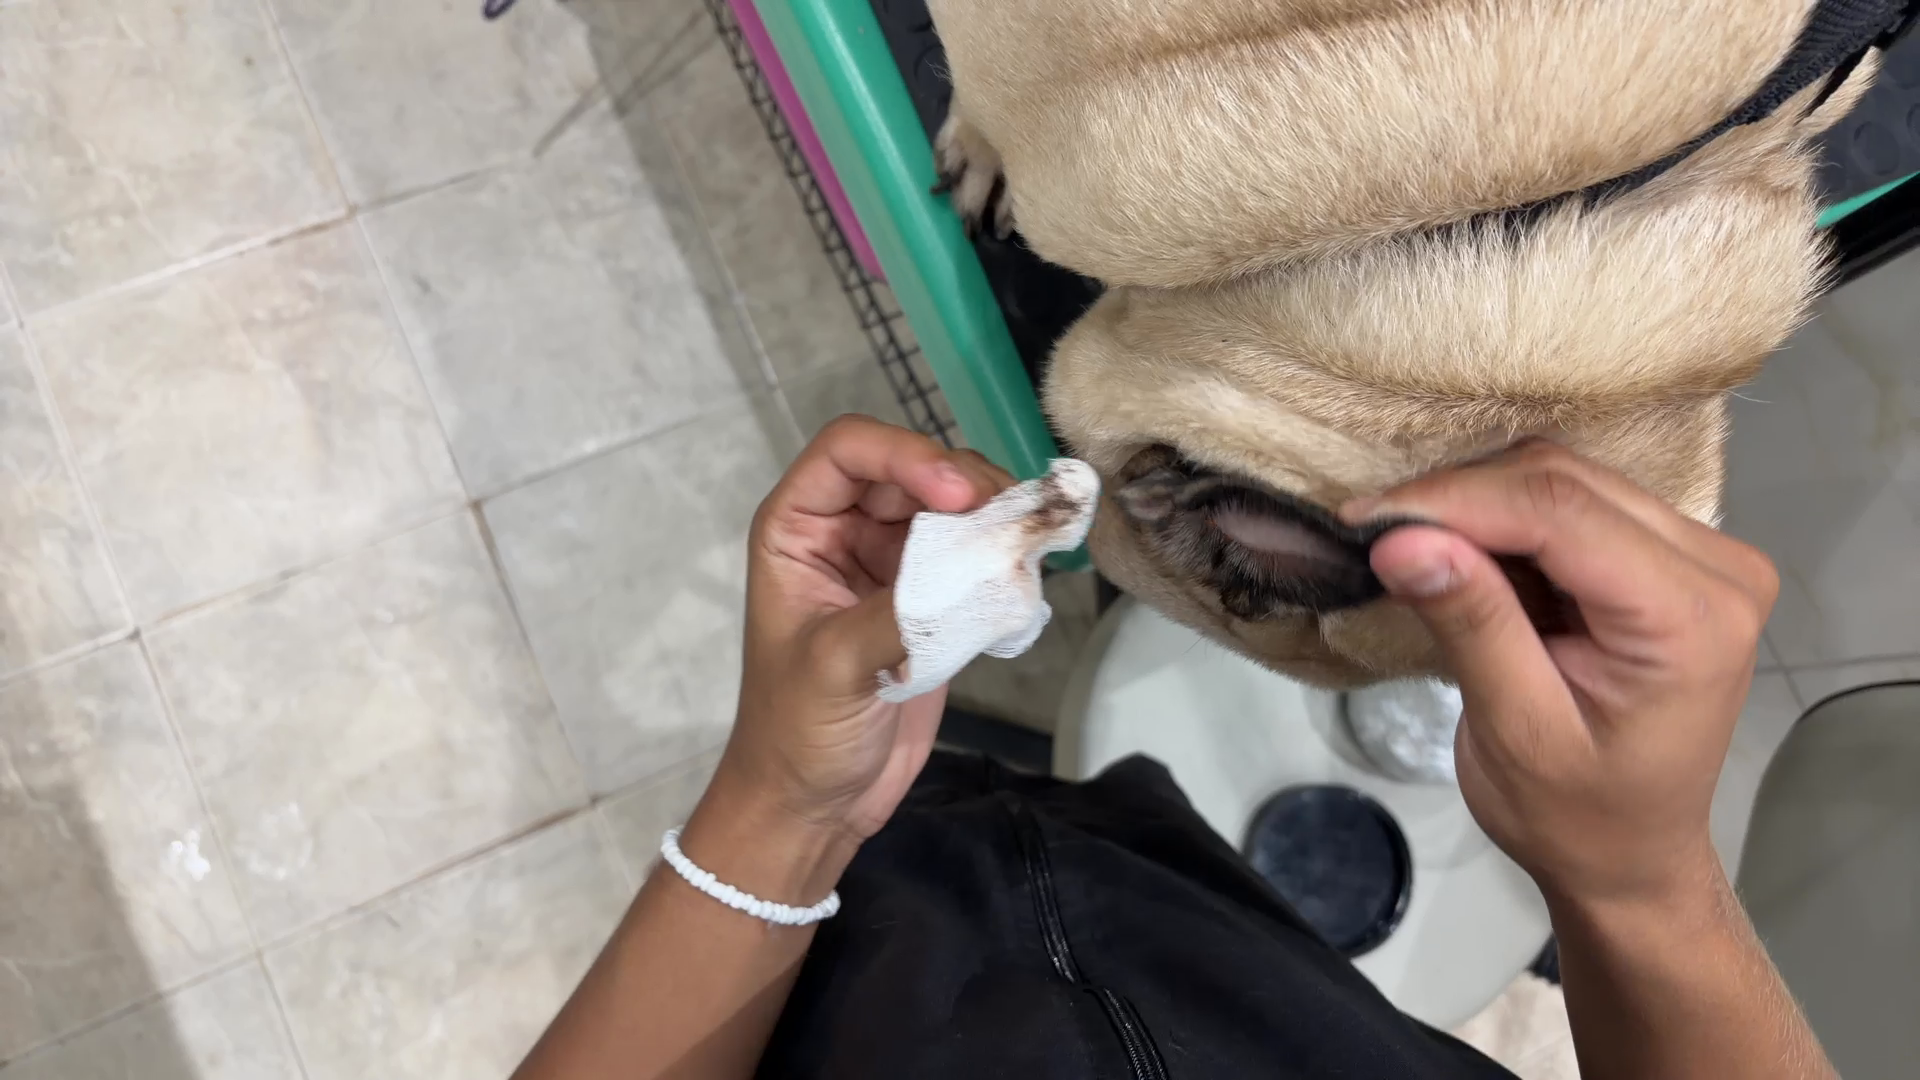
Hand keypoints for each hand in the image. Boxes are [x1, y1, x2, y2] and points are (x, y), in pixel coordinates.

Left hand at [684, 417, 1012, 899]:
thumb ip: (902, 608)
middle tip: (1012, 517)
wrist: (819, 802)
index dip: (905, 454)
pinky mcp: (926, 598)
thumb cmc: (799, 733)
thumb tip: (984, 560)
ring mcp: (888, 563)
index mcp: (798, 529)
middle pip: (908, 469)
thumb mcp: (836, 666)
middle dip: (962, 481)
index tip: (958, 497)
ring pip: (946, 505)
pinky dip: (999, 551)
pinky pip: (967, 552)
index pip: (850, 450)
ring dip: (990, 512)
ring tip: (1026, 539)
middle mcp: (843, 532)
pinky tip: (1022, 568)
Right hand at [1342, 442, 1777, 907]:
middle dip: (1451, 496)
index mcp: (1691, 615)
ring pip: (1554, 476)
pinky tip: (1444, 546)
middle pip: (1559, 479)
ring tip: (1399, 540)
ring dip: (1466, 499)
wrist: (1621, 849)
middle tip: (1369, 532)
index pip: (1558, 512)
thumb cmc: (1572, 808)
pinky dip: (1486, 512)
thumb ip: (1471, 625)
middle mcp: (1710, 564)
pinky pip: (1555, 499)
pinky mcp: (1651, 553)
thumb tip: (1399, 542)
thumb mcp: (1514, 727)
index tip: (1360, 522)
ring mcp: (1688, 552)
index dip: (1450, 502)